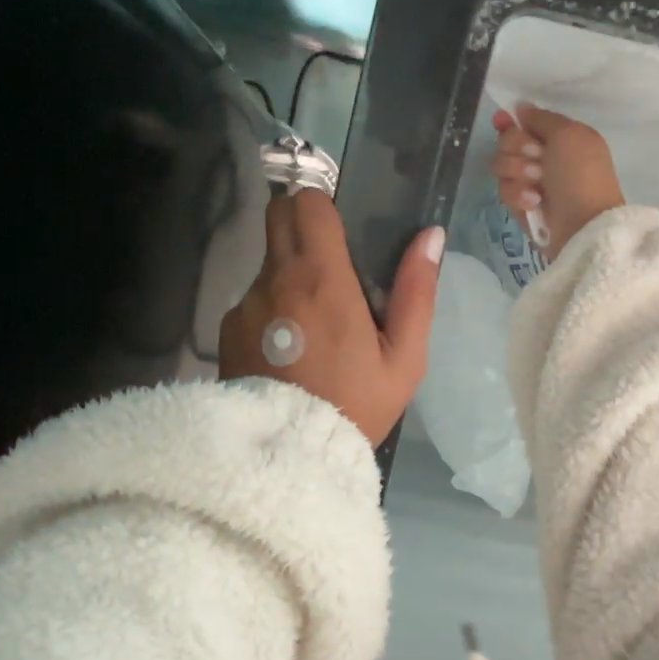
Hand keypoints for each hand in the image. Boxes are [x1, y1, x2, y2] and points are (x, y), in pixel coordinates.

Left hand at [219, 190, 443, 446]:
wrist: (290, 456)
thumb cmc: (357, 404)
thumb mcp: (404, 358)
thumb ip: (416, 291)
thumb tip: (430, 236)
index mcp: (321, 279)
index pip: (307, 203)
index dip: (324, 207)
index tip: (342, 230)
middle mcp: (275, 280)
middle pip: (276, 216)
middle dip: (301, 224)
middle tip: (330, 263)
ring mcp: (245, 305)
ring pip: (267, 262)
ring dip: (288, 275)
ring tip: (313, 324)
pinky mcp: (228, 330)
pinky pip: (252, 300)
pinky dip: (270, 309)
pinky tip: (288, 349)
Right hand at [491, 103, 625, 261]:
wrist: (583, 224)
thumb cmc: (581, 175)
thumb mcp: (569, 134)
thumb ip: (542, 118)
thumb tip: (521, 108)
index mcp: (560, 137)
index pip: (524, 123)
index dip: (511, 121)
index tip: (501, 121)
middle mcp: (544, 157)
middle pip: (507, 141)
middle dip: (517, 148)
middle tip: (537, 159)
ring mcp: (531, 182)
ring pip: (501, 166)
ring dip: (518, 172)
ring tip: (538, 186)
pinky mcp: (521, 205)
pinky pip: (505, 191)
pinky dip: (519, 195)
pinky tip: (535, 202)